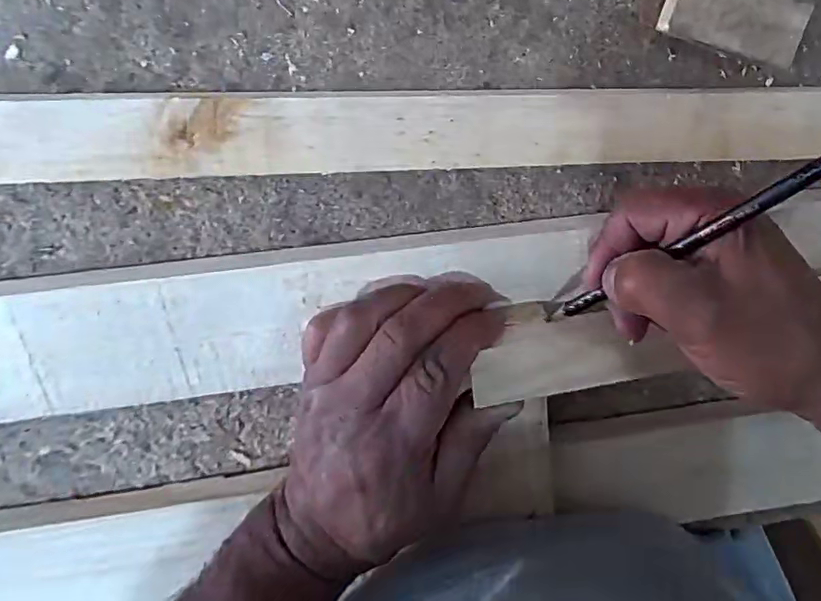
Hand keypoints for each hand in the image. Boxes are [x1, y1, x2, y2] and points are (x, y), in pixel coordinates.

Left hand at [273, 279, 519, 579]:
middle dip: (448, 301)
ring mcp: (324, 385)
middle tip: (481, 293)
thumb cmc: (386, 513)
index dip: (471, 333)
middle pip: (400, 332)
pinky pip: (328, 323)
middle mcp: (353, 405)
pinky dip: (362, 303)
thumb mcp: (442, 494)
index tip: (498, 318)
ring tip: (441, 290)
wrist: (312, 530)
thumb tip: (512, 391)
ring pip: (362, 317)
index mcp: (392, 440)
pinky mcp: (308, 374)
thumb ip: (474, 437)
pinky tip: (393, 302)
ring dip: (407, 292)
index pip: (434, 369)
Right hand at [578, 188, 820, 416]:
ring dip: (644, 288)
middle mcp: (718, 213)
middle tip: (628, 324)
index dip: (608, 248)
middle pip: (646, 227)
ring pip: (661, 250)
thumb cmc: (765, 341)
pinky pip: (683, 266)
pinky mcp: (733, 262)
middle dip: (627, 273)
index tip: (598, 296)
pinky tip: (672, 325)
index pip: (636, 210)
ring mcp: (727, 237)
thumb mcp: (696, 312)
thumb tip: (612, 272)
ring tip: (648, 330)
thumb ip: (644, 280)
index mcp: (712, 209)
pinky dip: (667, 294)